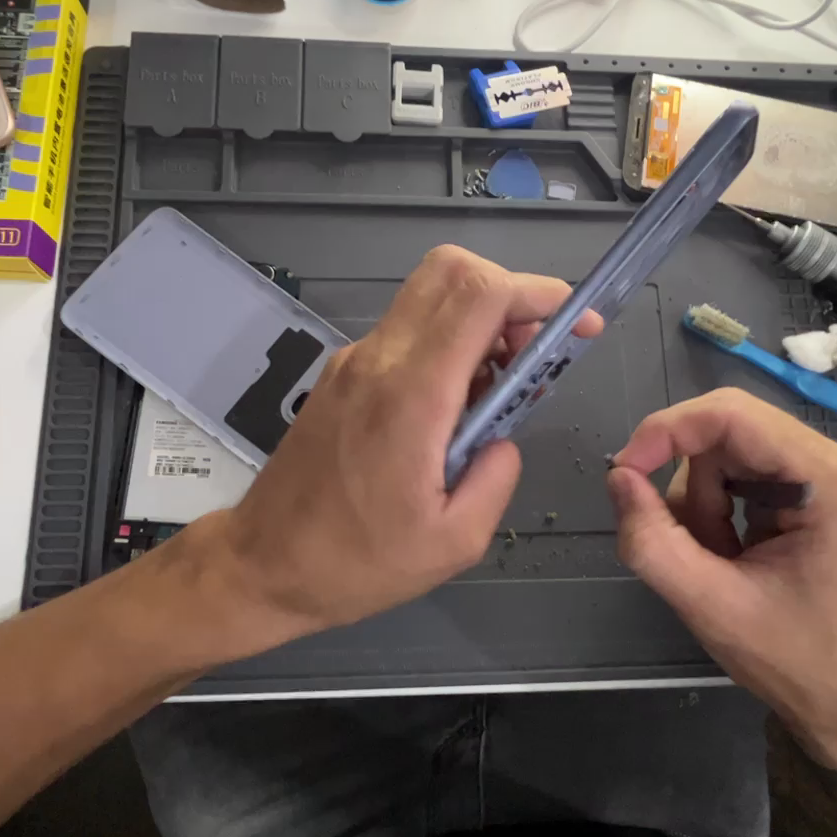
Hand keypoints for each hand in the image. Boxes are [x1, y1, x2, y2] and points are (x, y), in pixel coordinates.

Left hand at [186, 245, 602, 653]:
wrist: (263, 564)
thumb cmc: (356, 563)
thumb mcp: (454, 542)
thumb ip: (497, 476)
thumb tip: (504, 435)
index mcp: (411, 395)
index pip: (478, 295)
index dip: (536, 292)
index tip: (572, 321)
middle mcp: (379, 360)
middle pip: (450, 271)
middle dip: (510, 294)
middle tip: (533, 351)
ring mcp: (354, 361)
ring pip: (428, 296)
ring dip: (478, 320)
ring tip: (500, 386)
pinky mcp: (343, 374)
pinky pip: (407, 331)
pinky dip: (447, 342)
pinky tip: (456, 404)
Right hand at [606, 389, 836, 768]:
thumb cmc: (793, 664)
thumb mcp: (709, 606)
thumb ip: (652, 540)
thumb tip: (617, 477)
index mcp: (830, 481)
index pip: (732, 415)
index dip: (666, 431)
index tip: (624, 472)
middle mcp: (836, 463)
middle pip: (727, 431)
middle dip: (687, 481)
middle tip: (679, 538)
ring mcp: (827, 476)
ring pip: (727, 452)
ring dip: (700, 501)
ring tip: (715, 561)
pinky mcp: (813, 492)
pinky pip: (740, 472)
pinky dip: (715, 508)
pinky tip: (728, 554)